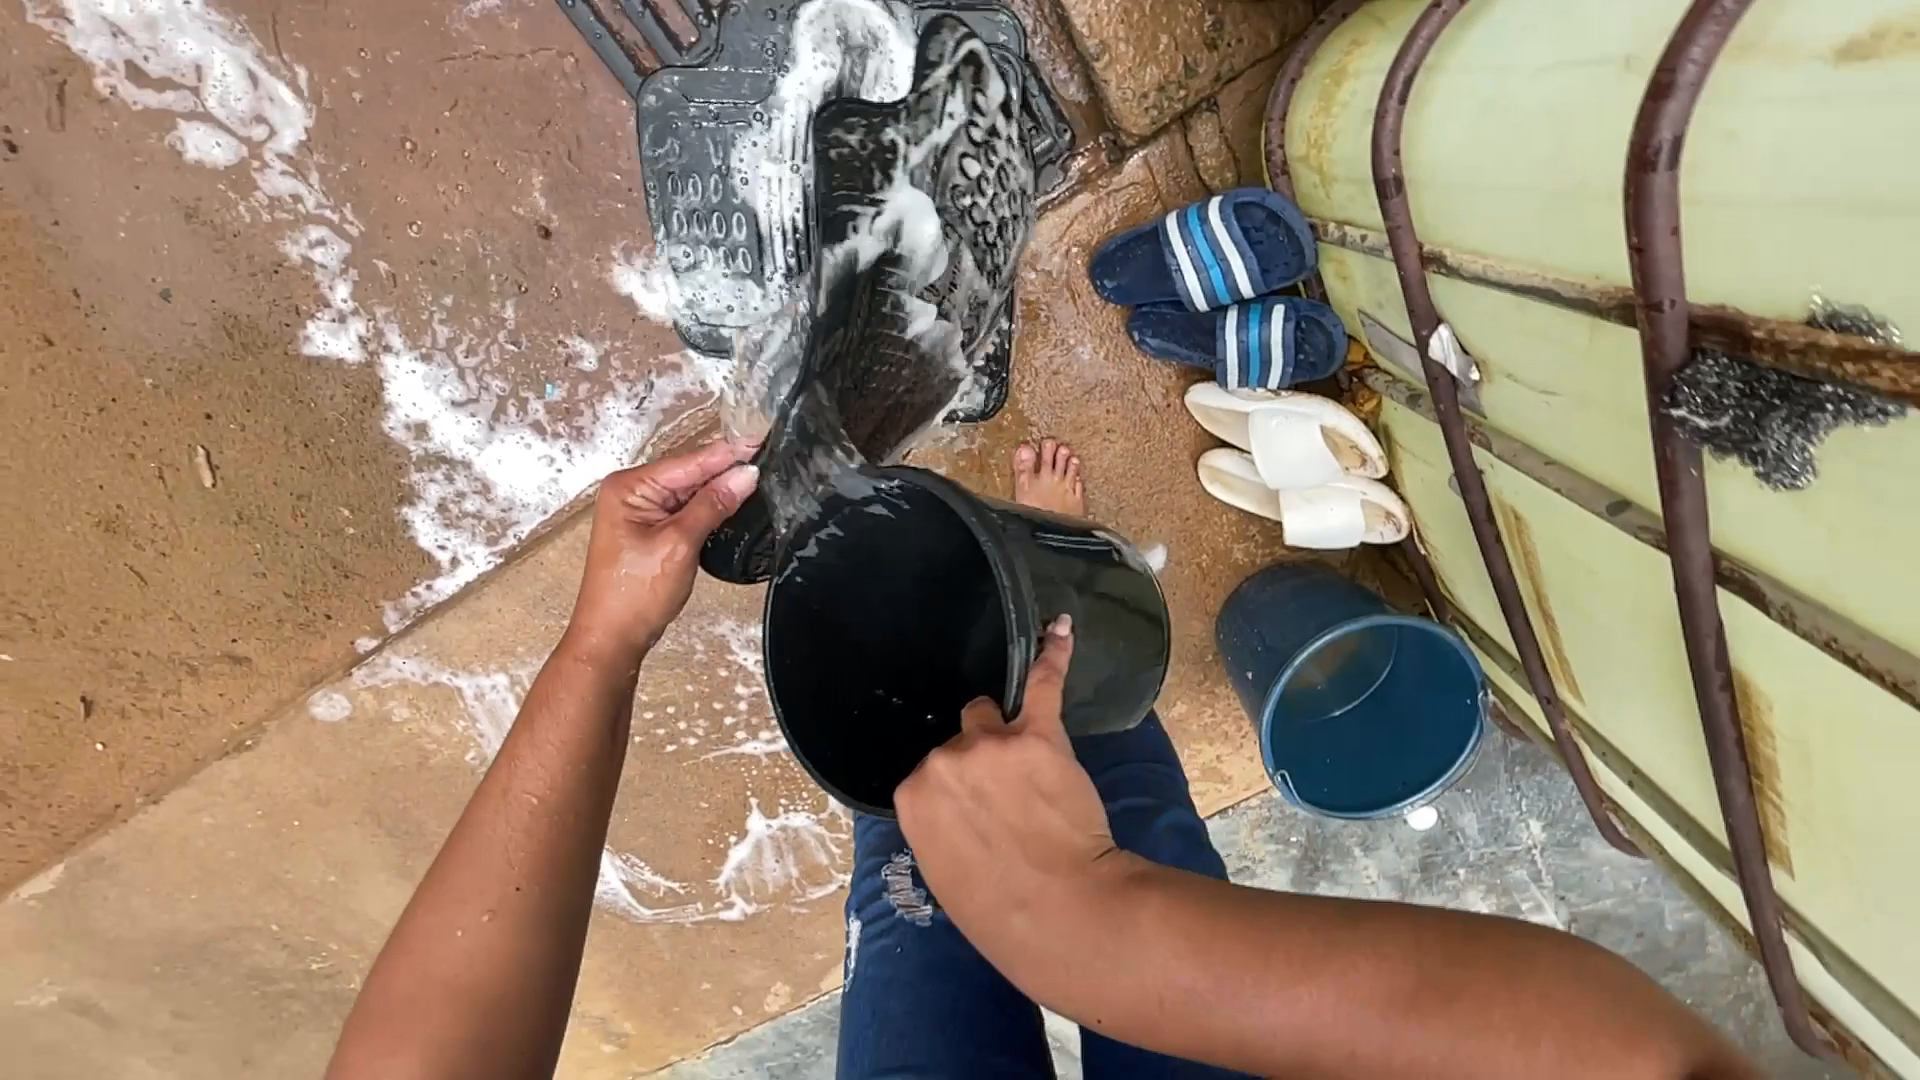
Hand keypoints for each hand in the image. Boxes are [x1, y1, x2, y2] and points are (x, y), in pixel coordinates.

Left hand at [562, 438, 758, 666]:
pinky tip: (733, 502)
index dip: (726, 454)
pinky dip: (710, 507)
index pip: (688, 463)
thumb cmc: (634, 594)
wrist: (613, 638)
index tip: (759, 440)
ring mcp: (640, 512)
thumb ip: (713, 505)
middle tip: (767, 456)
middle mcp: (632, 492)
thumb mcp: (679, 543)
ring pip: (690, 491)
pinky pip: (686, 509)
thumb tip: (745, 476)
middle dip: (726, 468)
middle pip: (690, 473)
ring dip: (720, 488)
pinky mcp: (651, 531)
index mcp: (629, 487)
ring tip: (759, 476)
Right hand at [895, 617, 1123, 945]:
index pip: (926, 773)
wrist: (1064, 913)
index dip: (954, 792)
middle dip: (977, 766)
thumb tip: (946, 806)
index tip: (973, 812)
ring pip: (987, 716)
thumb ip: (936, 826)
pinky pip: (1042, 683)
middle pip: (956, 742)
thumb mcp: (944, 875)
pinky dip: (1052, 656)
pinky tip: (1057, 629)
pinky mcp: (1037, 734)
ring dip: (1004, 735)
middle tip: (1008, 804)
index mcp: (911, 798)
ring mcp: (990, 743)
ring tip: (1032, 769)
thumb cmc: (1001, 912)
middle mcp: (943, 761)